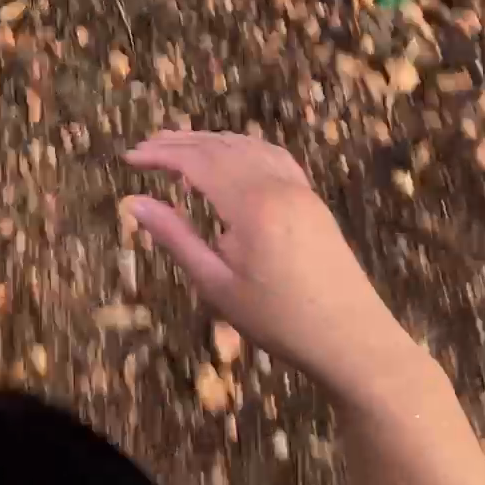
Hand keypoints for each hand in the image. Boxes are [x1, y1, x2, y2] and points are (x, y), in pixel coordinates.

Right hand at [124, 131, 426, 406]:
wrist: (355, 343)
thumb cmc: (278, 320)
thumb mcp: (215, 284)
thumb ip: (174, 236)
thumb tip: (133, 202)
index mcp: (251, 206)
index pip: (196, 162)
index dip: (159, 155)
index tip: (129, 158)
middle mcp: (277, 187)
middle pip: (219, 147)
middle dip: (178, 143)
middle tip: (143, 147)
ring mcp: (300, 190)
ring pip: (246, 146)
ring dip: (208, 140)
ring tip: (175, 144)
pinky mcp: (312, 200)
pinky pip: (272, 155)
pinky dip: (241, 146)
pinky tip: (227, 154)